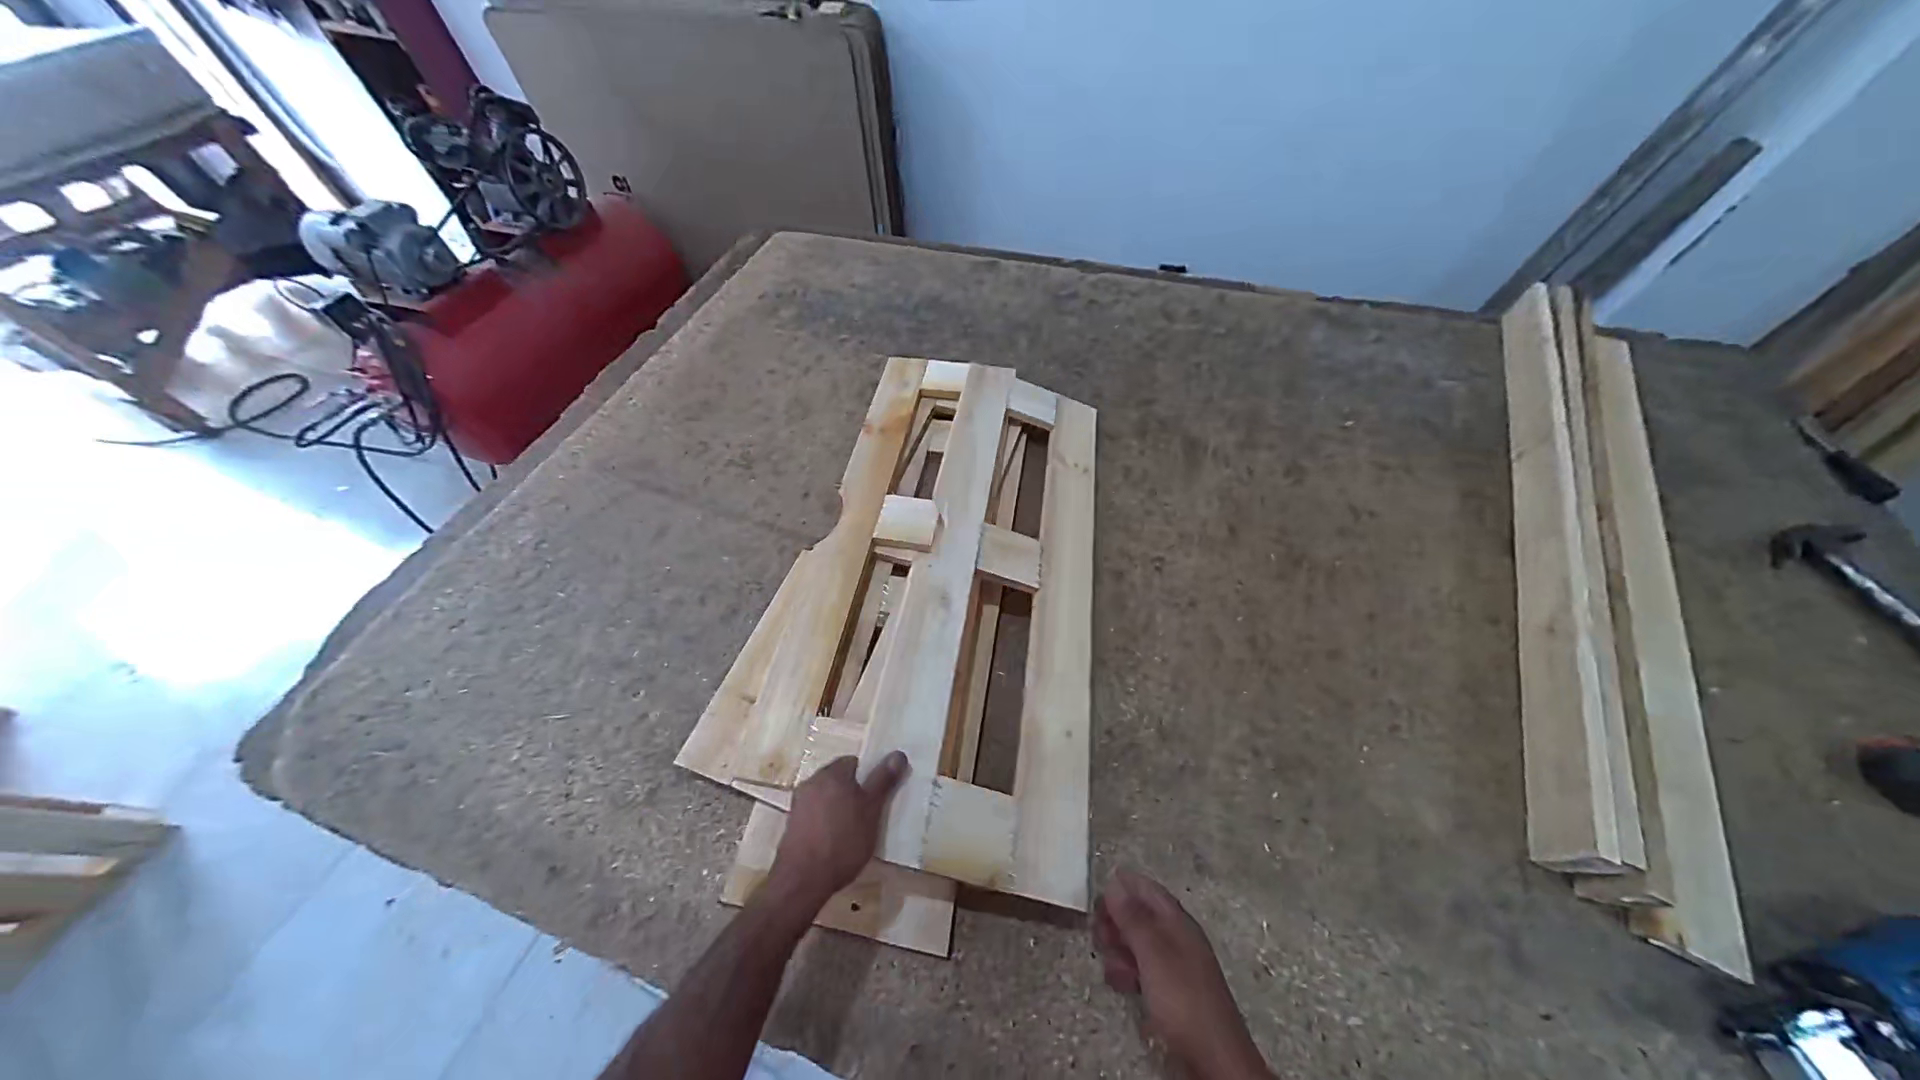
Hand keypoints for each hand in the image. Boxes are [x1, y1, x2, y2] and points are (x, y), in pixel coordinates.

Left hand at [767, 751, 907, 907]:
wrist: (803, 880)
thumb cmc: (844, 841)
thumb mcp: (872, 810)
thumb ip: (884, 780)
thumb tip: (898, 753)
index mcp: (833, 773)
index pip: (854, 762)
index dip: (868, 777)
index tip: (877, 797)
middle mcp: (812, 781)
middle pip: (839, 779)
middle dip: (853, 792)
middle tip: (868, 814)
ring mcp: (799, 803)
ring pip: (826, 797)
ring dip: (839, 807)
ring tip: (853, 831)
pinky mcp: (792, 824)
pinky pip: (815, 814)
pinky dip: (826, 822)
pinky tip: (835, 842)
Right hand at [1095, 869, 1272, 1079]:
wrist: (1213, 1058)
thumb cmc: (1182, 999)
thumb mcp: (1153, 953)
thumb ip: (1133, 917)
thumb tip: (1115, 882)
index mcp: (1177, 922)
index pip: (1147, 889)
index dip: (1121, 887)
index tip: (1096, 900)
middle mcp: (1176, 937)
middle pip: (1139, 915)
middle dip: (1115, 922)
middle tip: (1101, 939)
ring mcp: (1173, 963)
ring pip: (1137, 942)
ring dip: (1119, 949)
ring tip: (1113, 968)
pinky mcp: (1169, 988)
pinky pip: (1142, 967)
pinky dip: (1128, 970)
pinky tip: (1122, 984)